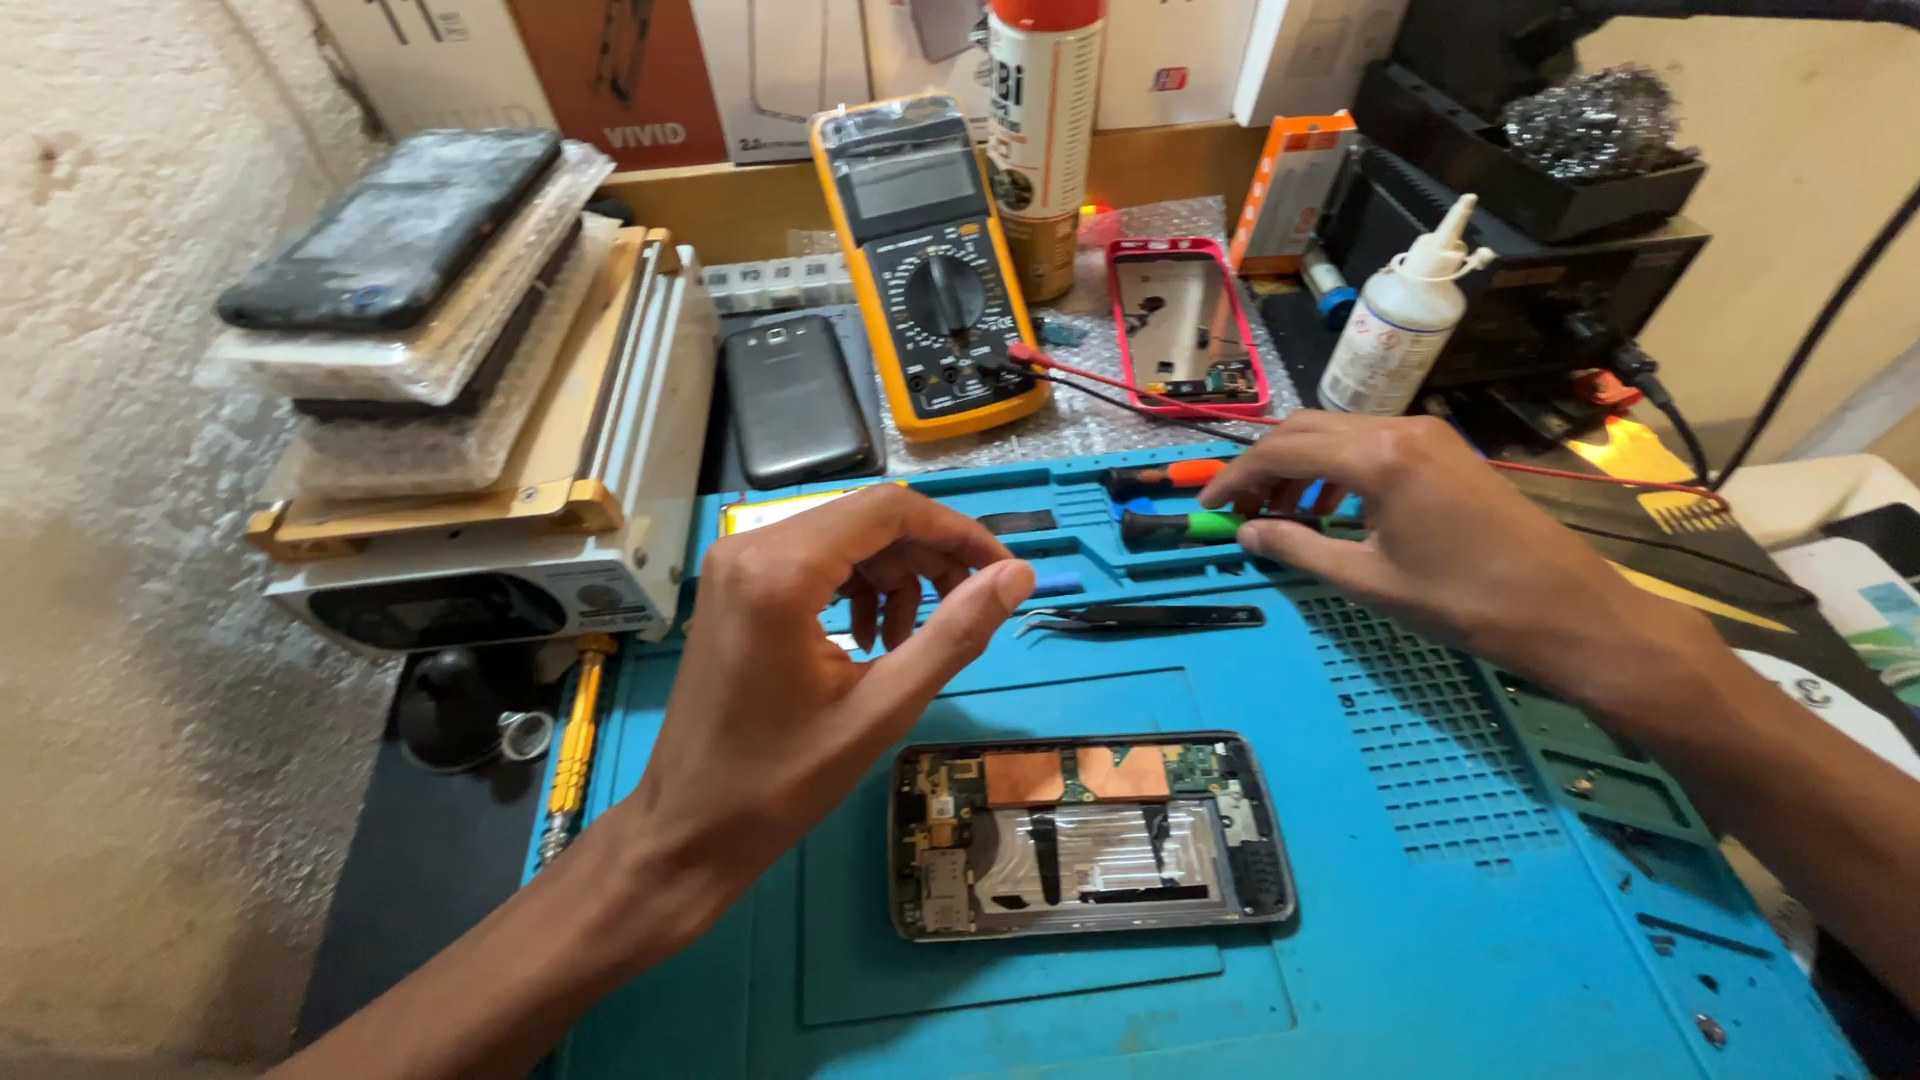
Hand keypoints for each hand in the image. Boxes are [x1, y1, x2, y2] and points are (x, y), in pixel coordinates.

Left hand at [575, 484, 1035, 957]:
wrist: (689, 827)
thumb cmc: (783, 780)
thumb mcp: (883, 708)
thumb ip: (955, 633)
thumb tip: (1018, 577)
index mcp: (781, 570)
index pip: (890, 510)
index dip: (958, 533)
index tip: (1003, 572)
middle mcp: (751, 546)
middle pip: (869, 519)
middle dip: (929, 558)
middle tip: (967, 611)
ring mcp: (737, 563)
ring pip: (846, 538)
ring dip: (895, 578)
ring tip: (908, 643)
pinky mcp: (736, 584)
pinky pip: (816, 561)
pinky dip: (857, 588)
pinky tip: (869, 641)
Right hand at [1199, 411, 1738, 724]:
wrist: (1568, 610)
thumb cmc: (1462, 601)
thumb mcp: (1366, 580)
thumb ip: (1296, 547)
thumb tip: (1245, 532)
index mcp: (1377, 457)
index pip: (1281, 451)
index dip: (1235, 478)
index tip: (1207, 508)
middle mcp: (1398, 429)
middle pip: (1303, 430)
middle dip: (1262, 467)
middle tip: (1240, 511)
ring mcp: (1425, 435)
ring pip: (1334, 433)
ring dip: (1297, 468)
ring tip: (1280, 516)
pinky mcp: (1443, 450)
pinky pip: (1368, 445)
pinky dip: (1334, 470)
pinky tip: (1330, 511)